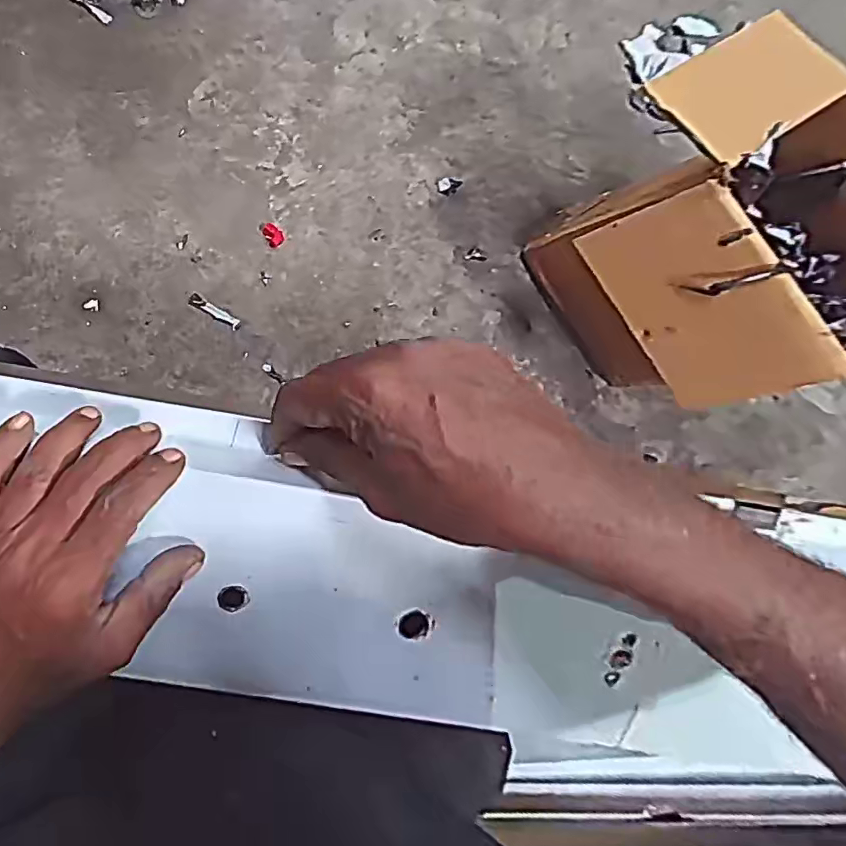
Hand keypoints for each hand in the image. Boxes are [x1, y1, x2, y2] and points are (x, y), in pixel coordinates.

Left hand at [0, 407, 203, 740]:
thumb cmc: (36, 671)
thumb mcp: (110, 646)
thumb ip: (152, 596)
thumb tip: (185, 558)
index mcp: (71, 580)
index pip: (121, 507)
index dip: (151, 476)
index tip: (168, 462)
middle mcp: (32, 551)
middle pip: (86, 479)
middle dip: (122, 448)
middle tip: (145, 435)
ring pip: (40, 468)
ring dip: (71, 436)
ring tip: (93, 417)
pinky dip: (4, 447)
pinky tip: (22, 426)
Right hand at [269, 339, 678, 576]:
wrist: (559, 489)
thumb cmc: (484, 496)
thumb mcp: (385, 491)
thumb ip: (331, 458)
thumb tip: (309, 444)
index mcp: (372, 389)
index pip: (300, 393)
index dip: (286, 423)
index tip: (290, 439)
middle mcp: (402, 357)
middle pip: (337, 377)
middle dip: (328, 412)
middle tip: (334, 450)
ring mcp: (438, 350)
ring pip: (376, 370)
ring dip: (369, 401)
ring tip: (392, 444)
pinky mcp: (468, 353)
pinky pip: (417, 366)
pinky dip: (408, 392)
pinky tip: (427, 428)